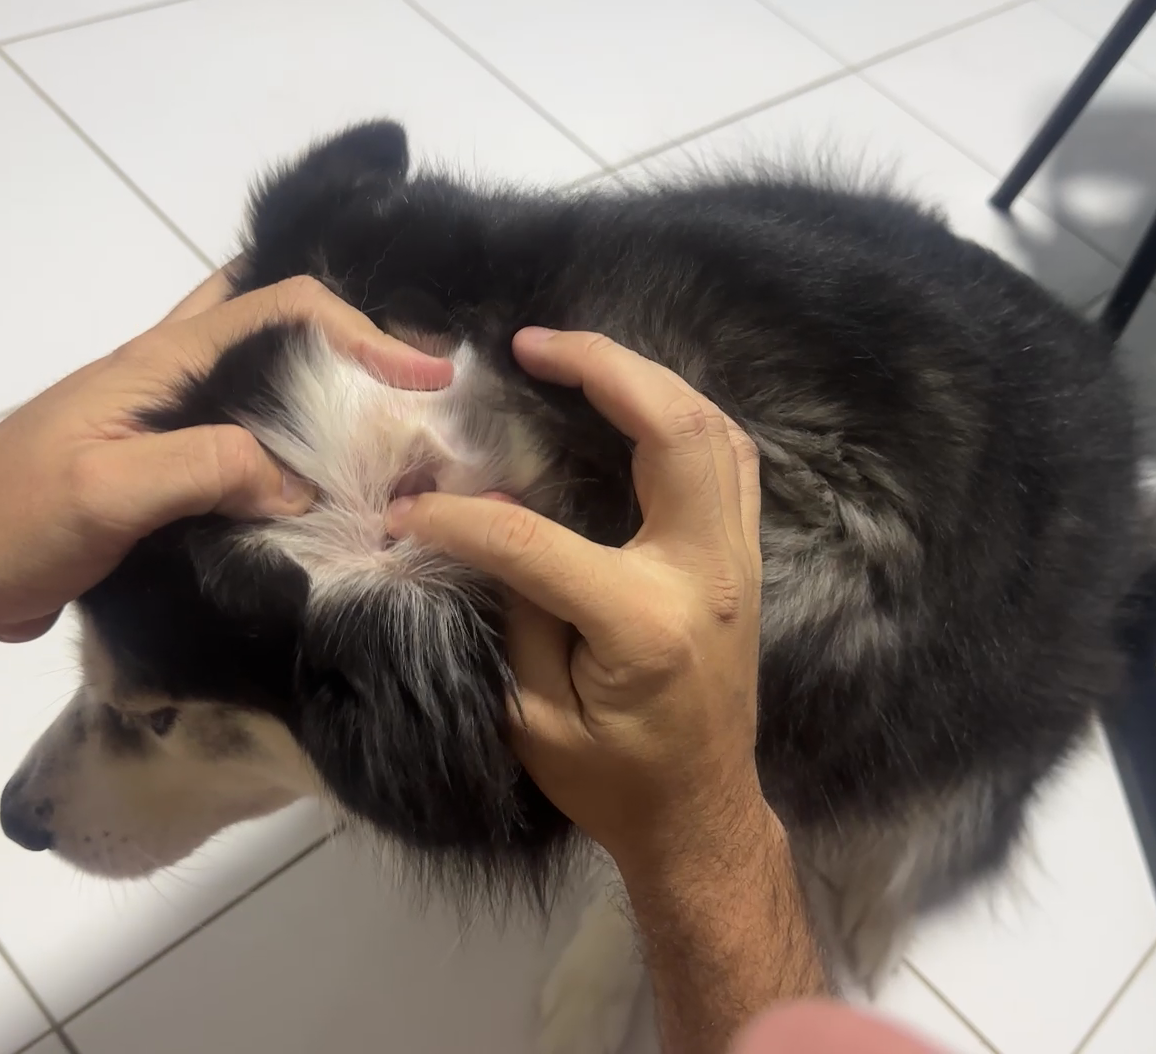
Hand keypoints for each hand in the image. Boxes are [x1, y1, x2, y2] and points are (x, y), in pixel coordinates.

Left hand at [0, 270, 452, 645]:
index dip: (363, 332)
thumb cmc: (5, 524)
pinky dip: (309, 441)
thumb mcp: (105, 492)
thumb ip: (207, 466)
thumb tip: (303, 483)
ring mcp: (178, 420)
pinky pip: (261, 438)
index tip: (427, 377)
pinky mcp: (180, 465)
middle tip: (419, 376)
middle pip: (283, 323)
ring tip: (396, 417)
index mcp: (164, 361)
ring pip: (275, 378)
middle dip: (358, 335)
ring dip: (337, 386)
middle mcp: (179, 376)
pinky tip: (336, 473)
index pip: (283, 310)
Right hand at [386, 327, 765, 870]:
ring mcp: (738, 558)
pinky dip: (687, 415)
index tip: (410, 507)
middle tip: (534, 345)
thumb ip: (514, 608)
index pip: (537, 542)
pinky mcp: (745, 557)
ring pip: (716, 431)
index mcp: (643, 622)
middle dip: (604, 367)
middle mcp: (706, 572)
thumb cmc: (614, 782)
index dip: (461, 517)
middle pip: (675, 431)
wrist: (702, 810)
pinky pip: (731, 460)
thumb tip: (489, 517)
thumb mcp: (534, 719)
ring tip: (581, 360)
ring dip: (650, 380)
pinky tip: (643, 404)